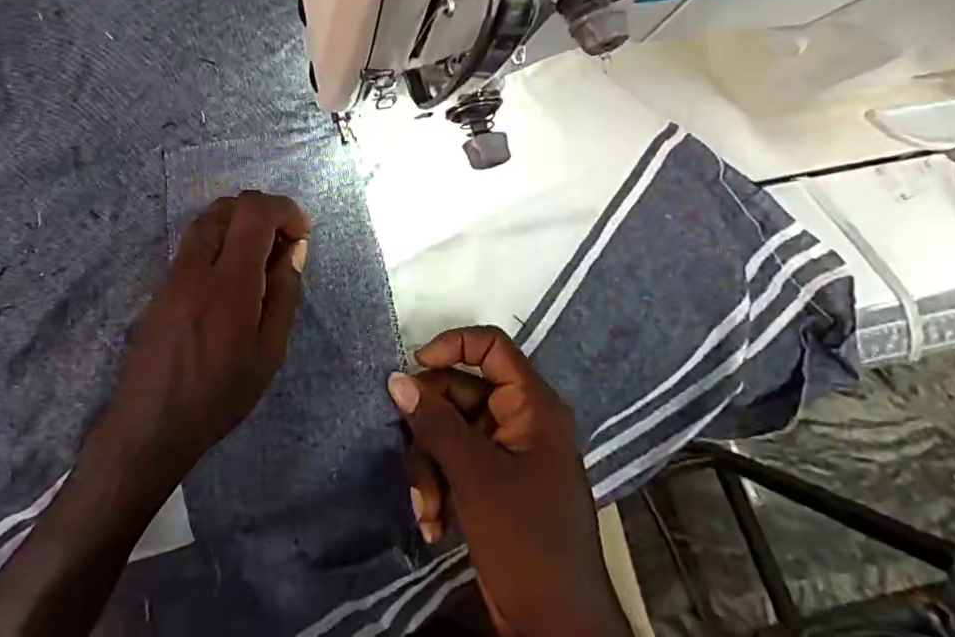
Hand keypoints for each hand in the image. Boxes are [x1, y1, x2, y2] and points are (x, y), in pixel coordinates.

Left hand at [0, 192, 308, 636]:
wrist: (149, 426)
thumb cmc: (219, 396)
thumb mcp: (269, 353)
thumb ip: (284, 293)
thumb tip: (294, 248)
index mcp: (228, 283)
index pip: (255, 213)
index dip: (284, 210)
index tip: (301, 233)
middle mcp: (196, 267)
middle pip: (228, 206)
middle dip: (263, 210)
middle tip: (283, 241)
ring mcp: (172, 273)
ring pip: (207, 219)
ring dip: (239, 221)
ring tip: (260, 254)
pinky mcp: (160, 285)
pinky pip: (193, 240)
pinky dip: (220, 237)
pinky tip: (233, 271)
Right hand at [388, 326, 629, 636]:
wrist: (556, 624)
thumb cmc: (526, 538)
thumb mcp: (475, 475)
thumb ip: (435, 423)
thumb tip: (397, 379)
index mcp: (532, 404)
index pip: (492, 346)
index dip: (452, 345)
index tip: (414, 366)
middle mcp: (520, 420)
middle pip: (460, 392)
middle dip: (430, 430)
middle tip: (414, 457)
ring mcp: (506, 454)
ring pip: (450, 432)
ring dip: (430, 468)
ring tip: (426, 509)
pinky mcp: (493, 484)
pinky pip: (455, 463)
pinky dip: (440, 487)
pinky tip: (433, 523)